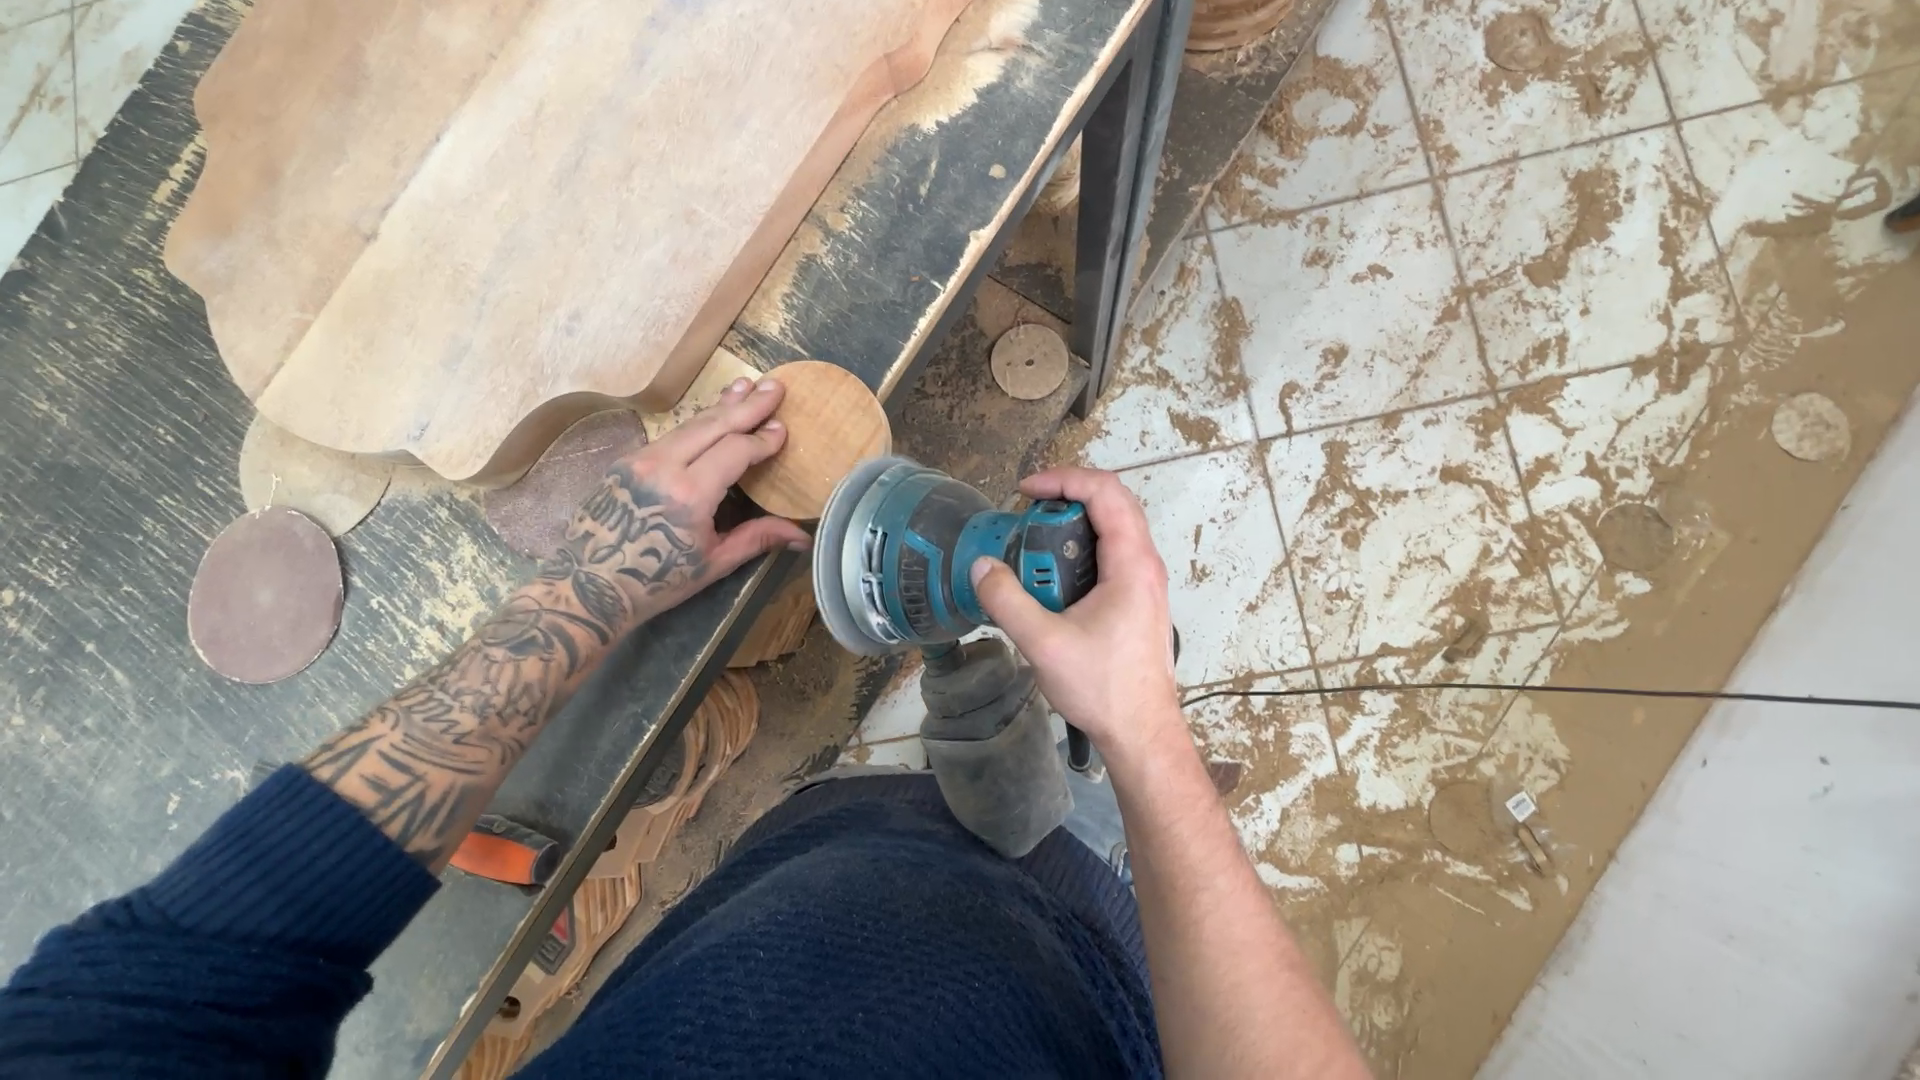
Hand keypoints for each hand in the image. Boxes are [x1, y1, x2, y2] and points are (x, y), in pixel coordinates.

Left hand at [546, 377, 810, 630]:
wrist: (588, 585)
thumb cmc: (656, 581)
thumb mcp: (714, 562)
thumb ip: (757, 538)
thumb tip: (802, 535)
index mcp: (689, 494)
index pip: (735, 450)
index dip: (762, 439)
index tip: (783, 429)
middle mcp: (663, 466)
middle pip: (713, 424)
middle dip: (747, 405)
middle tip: (775, 386)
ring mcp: (640, 458)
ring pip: (690, 423)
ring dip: (721, 405)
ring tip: (746, 386)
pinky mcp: (627, 460)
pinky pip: (672, 435)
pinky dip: (698, 422)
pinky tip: (712, 415)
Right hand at [969, 467, 1181, 756]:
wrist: (1142, 732)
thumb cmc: (1102, 687)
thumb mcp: (1044, 644)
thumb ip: (1007, 601)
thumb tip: (980, 566)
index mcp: (1131, 564)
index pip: (1105, 493)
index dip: (1063, 479)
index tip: (1024, 492)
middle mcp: (1145, 564)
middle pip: (1113, 502)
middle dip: (1067, 495)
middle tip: (1026, 512)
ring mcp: (1146, 583)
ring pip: (1114, 528)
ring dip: (1074, 523)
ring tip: (1034, 541)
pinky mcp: (1139, 601)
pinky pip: (1112, 554)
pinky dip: (1081, 548)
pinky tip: (1054, 575)